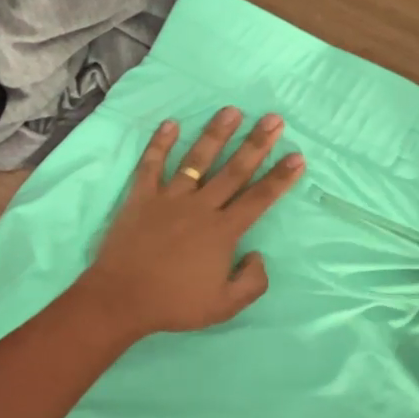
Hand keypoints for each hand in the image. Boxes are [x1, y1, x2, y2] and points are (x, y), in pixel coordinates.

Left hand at [71, 109, 305, 337]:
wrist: (122, 297)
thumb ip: (252, 282)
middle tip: (273, 119)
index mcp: (223, 232)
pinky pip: (151, 165)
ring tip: (230, 111)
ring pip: (196, 160)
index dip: (279, 178)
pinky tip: (170, 124)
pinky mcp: (140, 198)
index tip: (296, 156)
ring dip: (215, 134)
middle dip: (256, 143)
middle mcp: (200, 208)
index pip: (259, 199)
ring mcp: (168, 199)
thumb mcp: (224, 305)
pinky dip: (160, 144)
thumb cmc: (173, 304)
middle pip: (233, 170)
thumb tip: (258, 255)